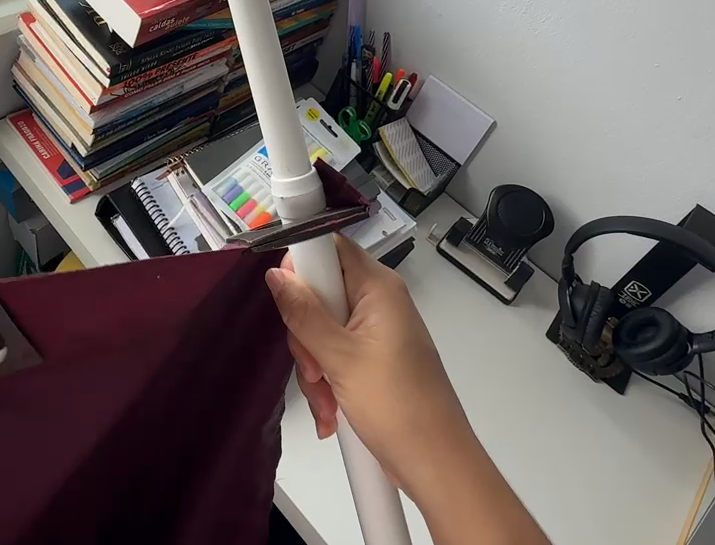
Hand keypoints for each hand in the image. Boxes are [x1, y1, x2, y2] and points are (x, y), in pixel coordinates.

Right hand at [265, 234, 470, 491]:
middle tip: (313, 365)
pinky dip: (326, 376)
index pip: (329, 245)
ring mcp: (375, 329)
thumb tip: (275, 273)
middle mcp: (377, 300)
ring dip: (313, 362)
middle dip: (304, 331)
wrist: (438, 468)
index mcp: (378, 286)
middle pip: (319, 290)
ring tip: (325, 398)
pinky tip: (330, 409)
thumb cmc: (398, 408)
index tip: (286, 298)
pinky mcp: (372, 355)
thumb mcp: (340, 358)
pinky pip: (334, 349)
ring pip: (321, 325)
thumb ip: (303, 313)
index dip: (302, 264)